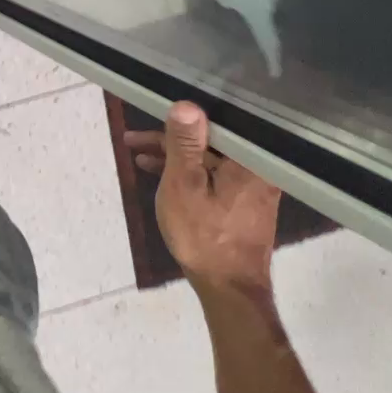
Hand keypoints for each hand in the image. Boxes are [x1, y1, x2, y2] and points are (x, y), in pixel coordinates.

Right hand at [124, 101, 281, 298]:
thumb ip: (184, 144)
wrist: (226, 288)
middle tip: (134, 137)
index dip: (186, 115)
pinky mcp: (242, 202)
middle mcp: (257, 170)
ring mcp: (251, 187)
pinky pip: (211, 174)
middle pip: (212, 140)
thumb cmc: (203, 234)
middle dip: (171, 136)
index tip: (156, 110)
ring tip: (136, 151)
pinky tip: (157, 172)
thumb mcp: (183, 184)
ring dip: (173, 154)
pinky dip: (185, 171)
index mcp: (249, 162)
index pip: (219, 122)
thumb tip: (186, 104)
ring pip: (208, 158)